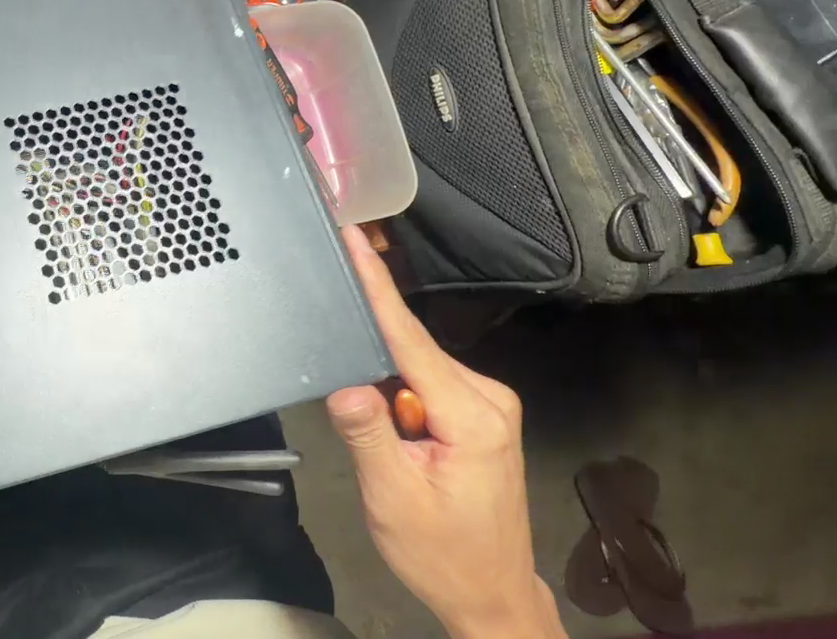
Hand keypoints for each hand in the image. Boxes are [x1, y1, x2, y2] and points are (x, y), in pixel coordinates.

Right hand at [325, 226, 564, 638]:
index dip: (376, 286)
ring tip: (384, 442)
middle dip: (370, 355)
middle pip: (410, 347)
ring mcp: (486, 403)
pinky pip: (423, 380)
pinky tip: (394, 433)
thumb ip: (367, 434)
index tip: (355, 240)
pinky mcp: (477, 412)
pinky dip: (397, 394)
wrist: (492, 596)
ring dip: (384, 385)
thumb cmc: (443, 553)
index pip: (409, 339)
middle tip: (352, 382)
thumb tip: (344, 383)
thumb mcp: (394, 498)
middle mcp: (487, 397)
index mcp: (472, 416)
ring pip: (414, 365)